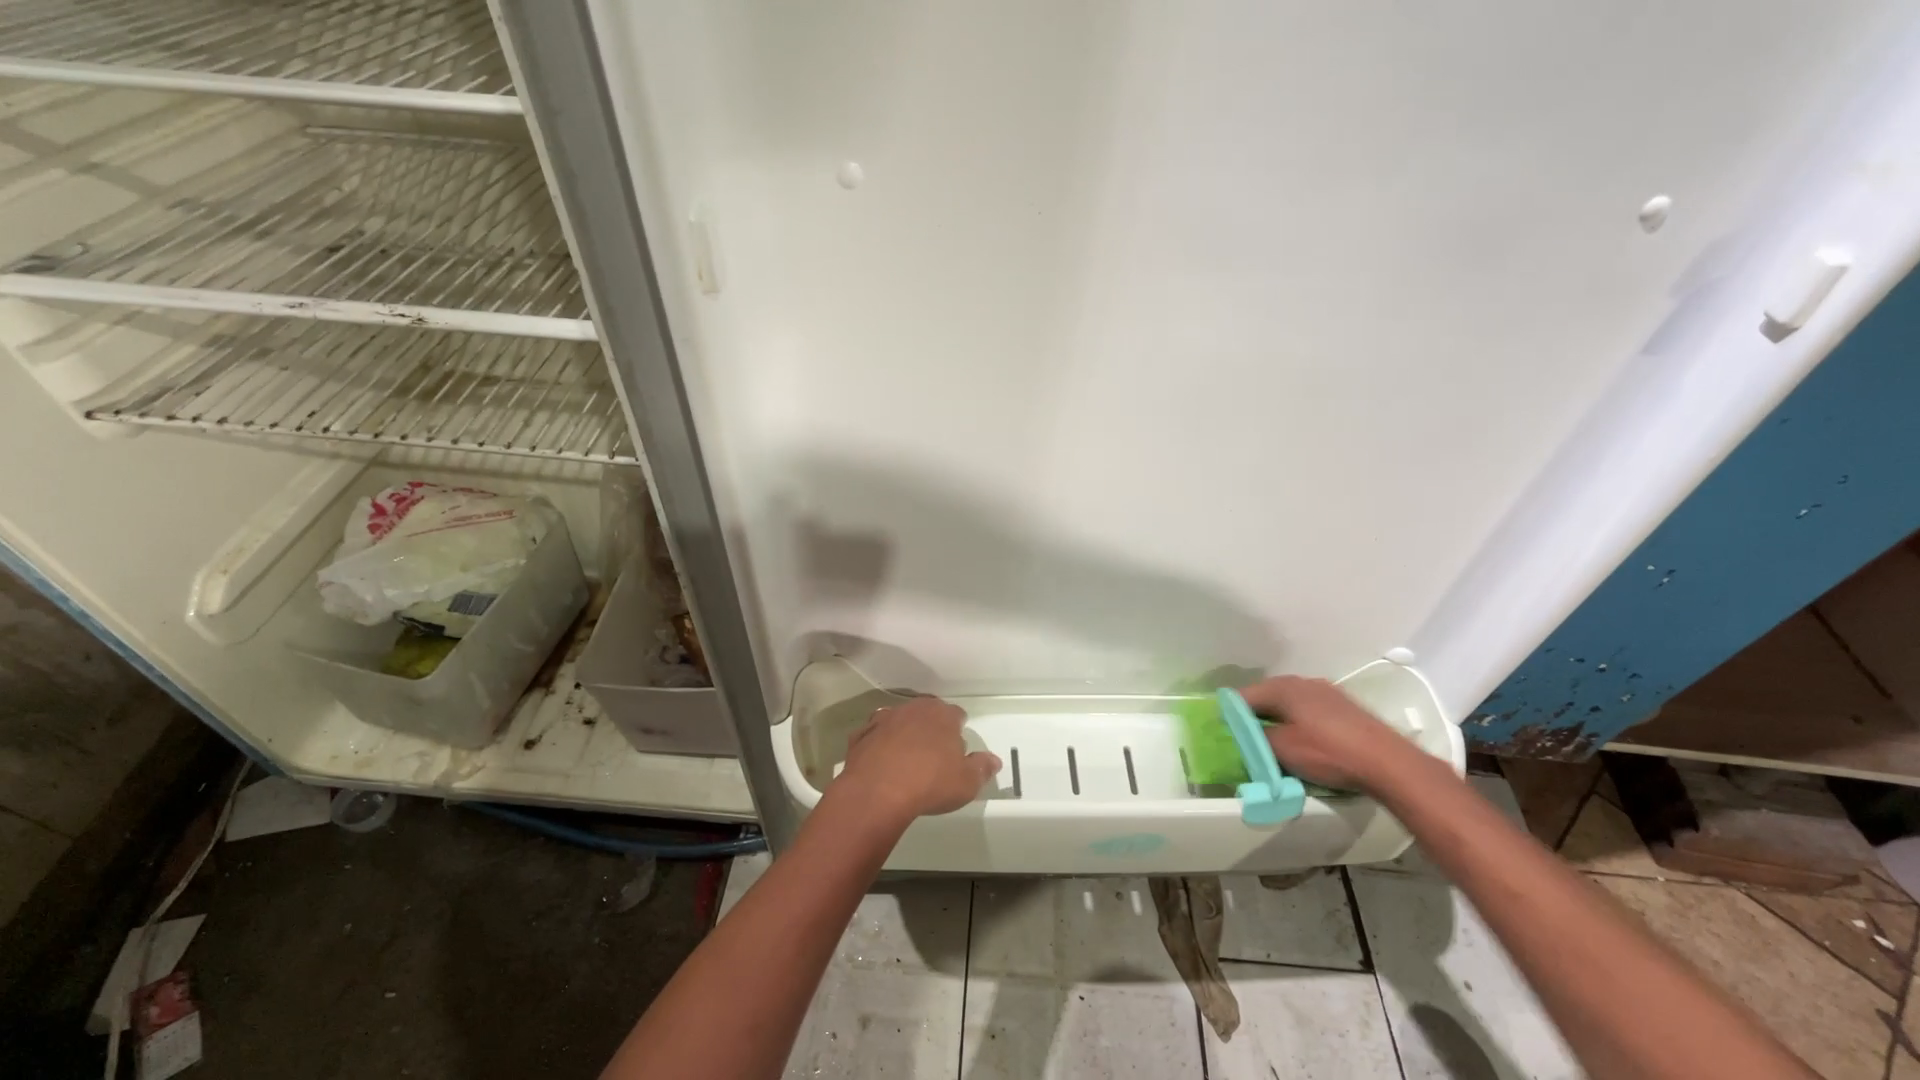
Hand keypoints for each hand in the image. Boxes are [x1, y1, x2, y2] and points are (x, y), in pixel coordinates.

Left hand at [833, 696, 1001, 821]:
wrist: (876, 792)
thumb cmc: (930, 784)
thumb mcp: (967, 782)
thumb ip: (982, 768)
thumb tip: (994, 761)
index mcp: (942, 715)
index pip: (956, 714)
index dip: (958, 730)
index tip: (958, 748)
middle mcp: (912, 709)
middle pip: (926, 713)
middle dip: (931, 727)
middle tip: (934, 753)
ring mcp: (883, 720)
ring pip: (898, 721)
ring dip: (903, 733)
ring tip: (906, 758)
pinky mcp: (860, 736)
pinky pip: (874, 737)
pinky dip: (878, 746)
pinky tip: (881, 765)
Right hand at [1240, 676, 1411, 791]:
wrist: (1386, 762)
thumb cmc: (1328, 752)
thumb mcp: (1282, 749)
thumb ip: (1256, 738)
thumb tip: (1244, 734)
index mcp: (1283, 687)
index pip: (1242, 697)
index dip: (1229, 715)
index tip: (1222, 734)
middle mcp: (1303, 682)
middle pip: (1266, 698)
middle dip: (1253, 718)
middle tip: (1243, 742)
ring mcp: (1326, 693)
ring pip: (1289, 705)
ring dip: (1277, 722)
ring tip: (1271, 745)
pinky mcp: (1343, 708)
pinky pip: (1308, 712)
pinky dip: (1297, 724)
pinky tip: (1300, 743)